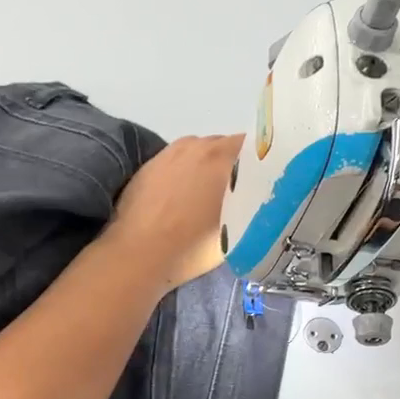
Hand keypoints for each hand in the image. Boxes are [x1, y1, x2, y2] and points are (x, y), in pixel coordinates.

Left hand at [102, 133, 243, 292]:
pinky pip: (176, 161)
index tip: (262, 179)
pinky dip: (182, 172)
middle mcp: (195, 147)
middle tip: (234, 191)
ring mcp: (168, 153)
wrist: (137, 253)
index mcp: (221, 159)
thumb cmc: (190, 247)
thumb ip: (249, 206)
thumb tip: (256, 199)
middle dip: (231, 163)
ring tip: (204, 193)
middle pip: (222, 145)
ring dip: (205, 165)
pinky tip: (179, 196)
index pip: (251, 146)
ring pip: (197, 151)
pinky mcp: (148, 164)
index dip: (259, 161)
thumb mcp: (234, 232)